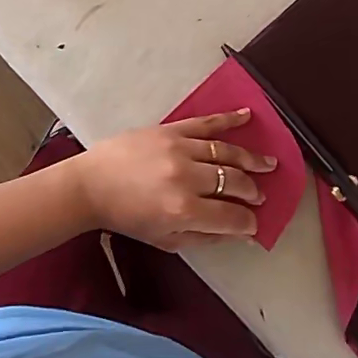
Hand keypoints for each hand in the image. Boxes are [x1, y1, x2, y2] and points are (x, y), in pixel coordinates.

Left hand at [63, 111, 278, 250]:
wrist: (90, 184)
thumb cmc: (124, 216)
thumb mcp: (164, 240)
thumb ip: (203, 238)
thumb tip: (236, 233)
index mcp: (184, 210)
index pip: (232, 217)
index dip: (248, 222)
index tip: (253, 222)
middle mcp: (185, 178)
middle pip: (235, 182)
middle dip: (252, 192)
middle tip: (260, 196)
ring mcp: (177, 150)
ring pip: (227, 152)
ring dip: (251, 160)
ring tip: (267, 165)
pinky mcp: (168, 130)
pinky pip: (205, 123)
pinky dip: (228, 119)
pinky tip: (248, 118)